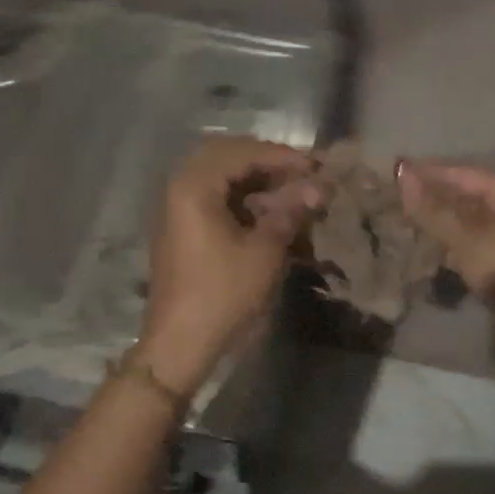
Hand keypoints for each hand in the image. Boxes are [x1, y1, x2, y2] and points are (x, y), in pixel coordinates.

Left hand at [139, 137, 322, 395]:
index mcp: (194, 185)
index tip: (316, 167)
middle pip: (227, 158)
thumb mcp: (264, 252)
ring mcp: (177, 211)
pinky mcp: (181, 232)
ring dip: (255, 183)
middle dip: (266, 164)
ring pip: (220, 181)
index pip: (242, 151)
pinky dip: (241, 203)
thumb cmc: (222, 294)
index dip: (282, 156)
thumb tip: (317, 189)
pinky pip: (213, 202)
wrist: (181, 342)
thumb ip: (289, 213)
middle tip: (301, 176)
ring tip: (290, 197)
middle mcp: (179, 189)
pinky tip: (268, 217)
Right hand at [394, 161, 494, 291]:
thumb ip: (433, 208)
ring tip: (404, 227)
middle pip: (466, 197)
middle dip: (432, 201)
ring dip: (440, 226)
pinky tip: (431, 253)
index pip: (461, 172)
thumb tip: (400, 172)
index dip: (426, 174)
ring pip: (469, 223)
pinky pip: (475, 246)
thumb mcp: (468, 236)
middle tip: (392, 204)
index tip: (392, 175)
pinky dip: (454, 247)